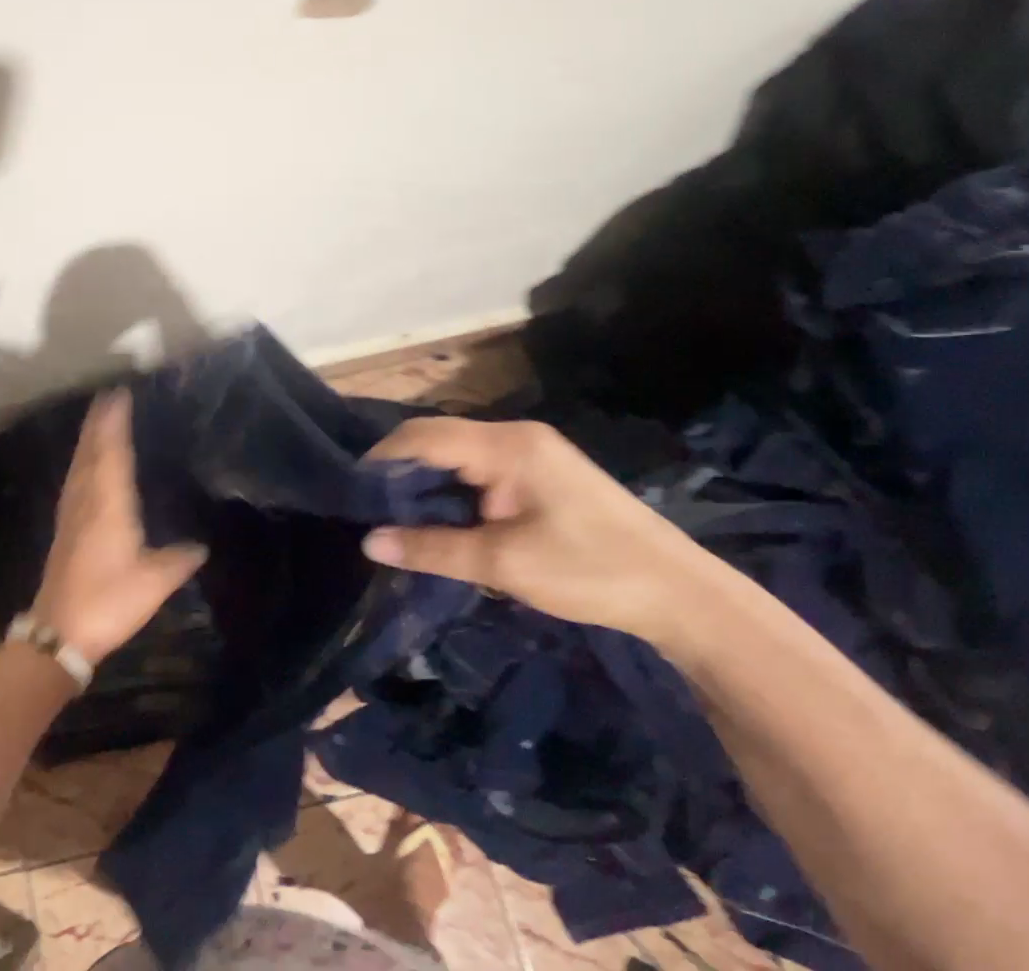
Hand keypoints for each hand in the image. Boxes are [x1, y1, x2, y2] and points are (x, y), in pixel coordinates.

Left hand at [30, 391, 208, 663]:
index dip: (115, 424)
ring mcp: (70, 516)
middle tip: (107, 397)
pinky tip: (86, 469)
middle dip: (98, 424)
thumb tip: (200, 546)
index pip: (111, 452)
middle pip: (89, 453)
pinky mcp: (64, 531)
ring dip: (87, 442)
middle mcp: (85, 501)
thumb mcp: (154, 582)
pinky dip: (82, 465)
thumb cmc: (108, 601)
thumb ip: (178, 559)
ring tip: (97, 422)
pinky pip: (74, 483)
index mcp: (108, 504)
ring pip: (78, 468)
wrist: (60, 631)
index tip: (119, 395)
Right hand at [359, 417, 736, 645]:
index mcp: (508, 446)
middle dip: (398, 476)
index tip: (350, 497)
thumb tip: (368, 541)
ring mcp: (531, 456)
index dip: (380, 460)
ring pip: (455, 460)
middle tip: (367, 516)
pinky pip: (477, 475)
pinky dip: (450, 497)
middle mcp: (516, 438)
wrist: (678, 594)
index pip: (422, 435)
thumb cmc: (590, 571)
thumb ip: (431, 548)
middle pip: (436, 442)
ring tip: (394, 525)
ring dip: (424, 489)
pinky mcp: (539, 478)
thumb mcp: (502, 564)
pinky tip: (438, 526)